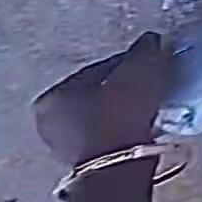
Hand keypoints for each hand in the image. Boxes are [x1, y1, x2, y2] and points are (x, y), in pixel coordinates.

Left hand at [34, 33, 173, 165]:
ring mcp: (60, 143)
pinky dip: (120, 125)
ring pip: (99, 113)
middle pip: (96, 92)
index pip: (100, 68)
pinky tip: (140, 122)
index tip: (154, 63)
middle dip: (122, 86)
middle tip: (151, 83)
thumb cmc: (123, 113)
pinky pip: (103, 132)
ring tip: (149, 104)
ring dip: (122, 107)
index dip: (131, 62)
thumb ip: (144, 51)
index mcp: (54, 95)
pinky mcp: (78, 159)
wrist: (118, 163)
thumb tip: (149, 38)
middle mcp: (47, 119)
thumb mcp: (140, 73)